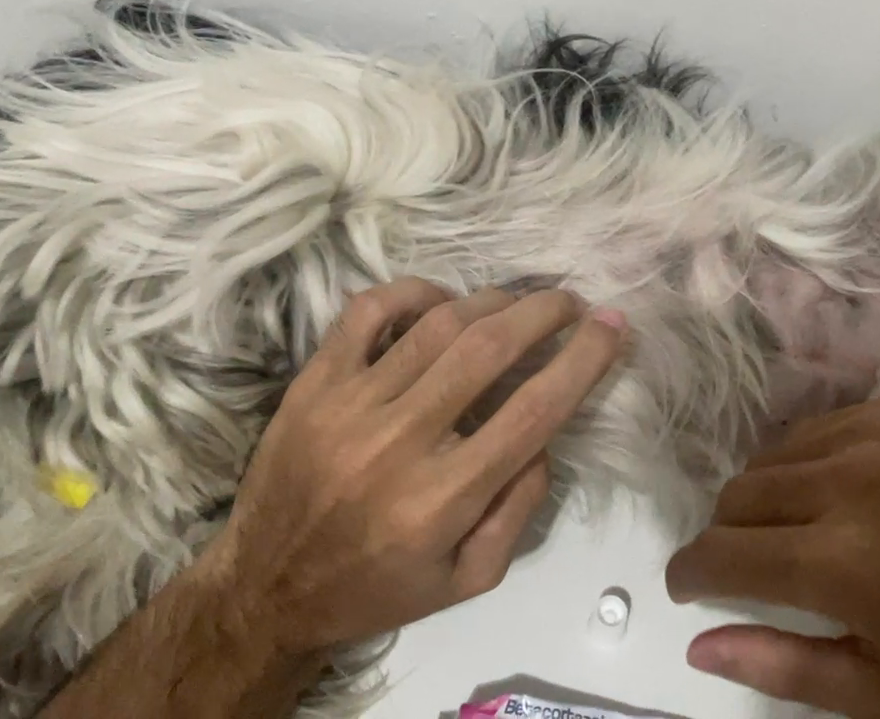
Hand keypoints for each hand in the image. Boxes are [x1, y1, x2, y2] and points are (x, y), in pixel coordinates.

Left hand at [198, 278, 625, 654]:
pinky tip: (444, 300)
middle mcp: (397, 443)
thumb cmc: (379, 586)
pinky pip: (368, 311)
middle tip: (571, 302)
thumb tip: (546, 435)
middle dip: (544, 313)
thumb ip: (519, 510)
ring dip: (493, 301)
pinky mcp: (314, 383)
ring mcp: (349, 405)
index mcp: (441, 500)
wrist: (267, 587)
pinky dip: (415, 291)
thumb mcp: (469, 579)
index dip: (583, 359)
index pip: (533, 410)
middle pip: (488, 350)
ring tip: (519, 302)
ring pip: (437, 324)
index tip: (612, 326)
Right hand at [665, 398, 879, 718]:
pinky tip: (827, 495)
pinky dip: (804, 461)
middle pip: (740, 492)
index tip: (685, 587)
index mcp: (841, 562)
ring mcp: (879, 435)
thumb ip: (779, 664)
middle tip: (741, 573)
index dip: (692, 573)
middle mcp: (849, 481)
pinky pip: (821, 428)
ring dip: (763, 495)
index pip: (723, 554)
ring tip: (785, 536)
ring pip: (774, 453)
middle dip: (726, 536)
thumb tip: (697, 643)